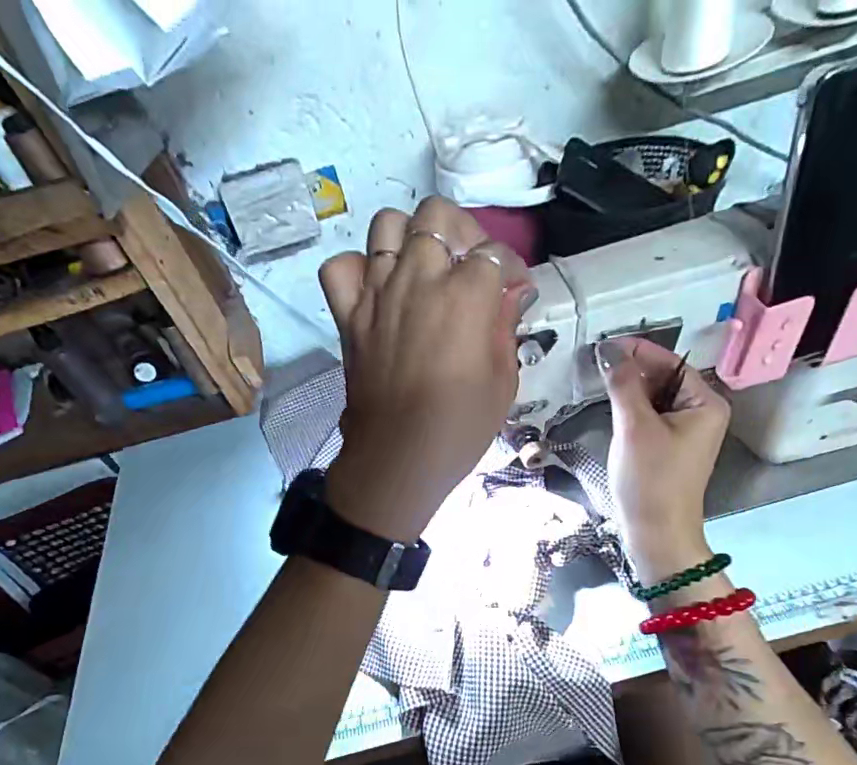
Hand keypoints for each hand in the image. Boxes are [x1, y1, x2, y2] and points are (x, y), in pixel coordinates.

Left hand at [317, 197, 533, 540]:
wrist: (400, 456)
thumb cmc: (460, 426)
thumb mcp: (503, 380)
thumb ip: (505, 326)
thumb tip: (510, 294)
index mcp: (465, 297)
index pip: (494, 253)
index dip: (511, 268)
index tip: (515, 290)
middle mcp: (419, 280)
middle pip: (438, 216)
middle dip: (463, 232)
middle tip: (470, 266)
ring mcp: (377, 292)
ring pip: (388, 224)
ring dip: (412, 237)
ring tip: (427, 267)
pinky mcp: (348, 313)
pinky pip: (341, 265)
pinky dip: (359, 267)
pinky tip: (379, 286)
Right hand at [600, 339, 729, 583]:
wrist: (656, 535)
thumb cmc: (651, 481)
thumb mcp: (634, 426)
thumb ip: (623, 383)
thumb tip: (608, 350)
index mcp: (707, 403)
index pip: (670, 362)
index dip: (636, 351)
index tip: (602, 345)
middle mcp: (703, 413)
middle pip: (664, 378)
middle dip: (631, 370)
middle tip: (595, 364)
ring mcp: (688, 432)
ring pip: (656, 397)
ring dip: (629, 390)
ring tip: (599, 382)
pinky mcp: (672, 447)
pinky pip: (652, 417)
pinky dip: (632, 410)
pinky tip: (612, 407)